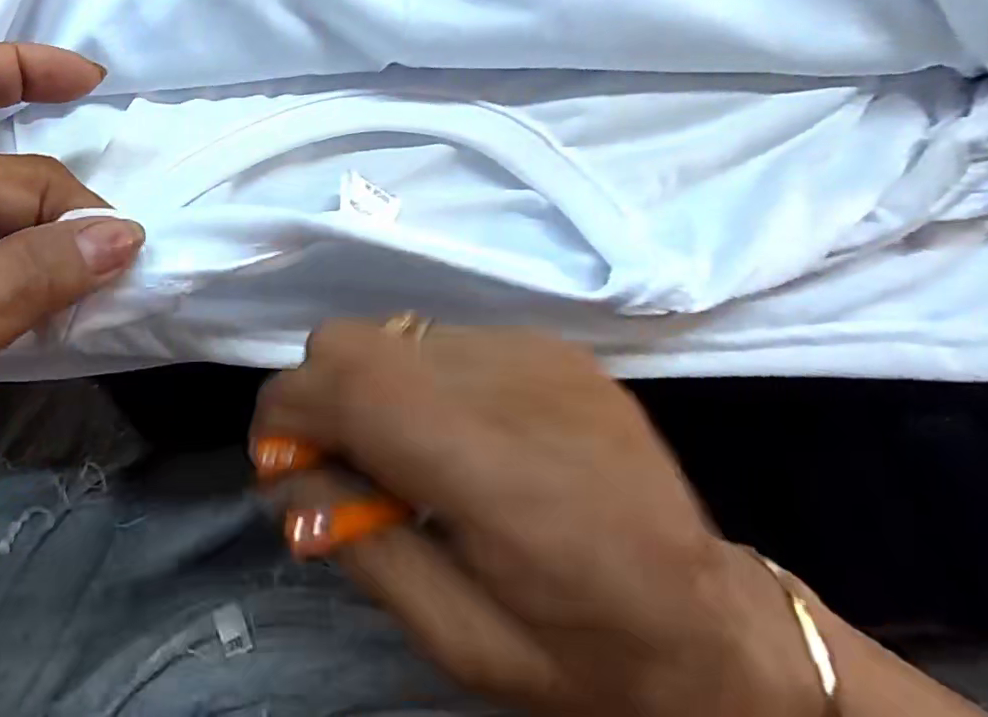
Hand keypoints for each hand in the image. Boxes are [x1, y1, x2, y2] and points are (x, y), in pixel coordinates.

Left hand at [0, 43, 143, 645]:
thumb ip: (30, 278)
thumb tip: (126, 233)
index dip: (26, 67)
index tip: (96, 83)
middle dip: (58, 215)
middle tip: (116, 263)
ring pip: (5, 220)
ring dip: (51, 256)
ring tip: (92, 297)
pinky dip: (32, 278)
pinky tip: (63, 307)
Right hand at [252, 321, 823, 716]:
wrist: (712, 622)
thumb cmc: (579, 654)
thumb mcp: (456, 642)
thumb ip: (360, 546)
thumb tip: (286, 475)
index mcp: (502, 477)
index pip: (354, 389)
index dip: (287, 410)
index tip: (275, 457)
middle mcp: (518, 390)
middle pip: (355, 342)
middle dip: (318, 394)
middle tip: (338, 460)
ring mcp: (539, 355)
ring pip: (389, 333)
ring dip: (368, 385)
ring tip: (405, 450)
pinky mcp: (551, 345)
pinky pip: (437, 338)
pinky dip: (415, 376)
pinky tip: (454, 431)